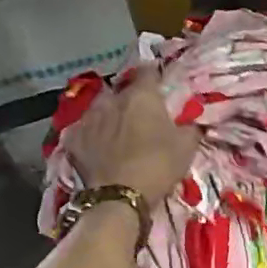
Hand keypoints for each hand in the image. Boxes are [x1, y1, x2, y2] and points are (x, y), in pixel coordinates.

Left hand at [68, 64, 198, 208]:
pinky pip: (84, 130)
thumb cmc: (158, 166)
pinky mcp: (73, 138)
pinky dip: (92, 135)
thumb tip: (193, 121)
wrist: (120, 196)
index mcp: (141, 95)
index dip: (154, 77)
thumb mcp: (186, 148)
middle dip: (130, 99)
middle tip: (139, 116)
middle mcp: (112, 98)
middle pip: (122, 90)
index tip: (160, 86)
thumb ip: (190, 128)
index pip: (148, 71)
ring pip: (100, 108)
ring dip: (109, 115)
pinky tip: (98, 147)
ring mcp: (89, 117)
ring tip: (117, 131)